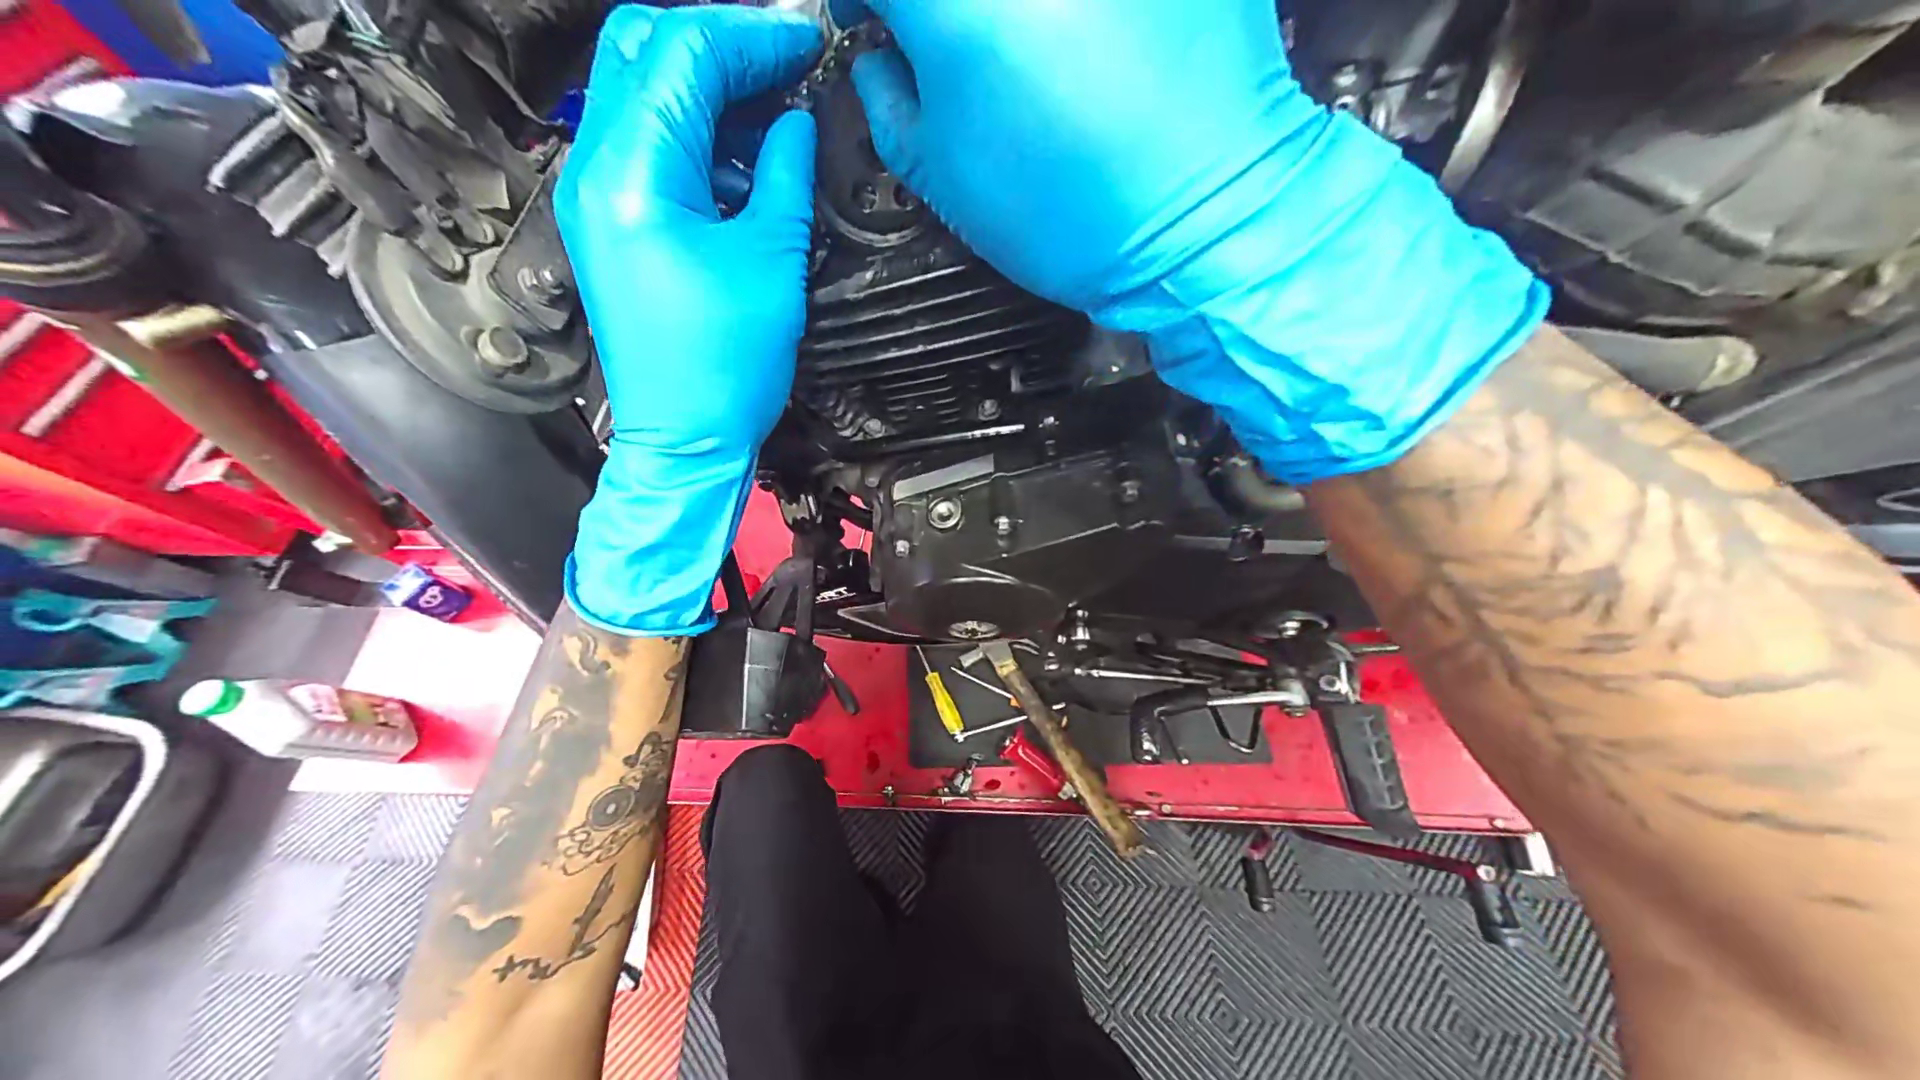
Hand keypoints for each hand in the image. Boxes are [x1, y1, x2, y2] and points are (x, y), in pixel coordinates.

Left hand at [556, 4, 820, 635]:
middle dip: (720, 46)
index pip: (684, 54)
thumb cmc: (726, 365)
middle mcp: (595, 170)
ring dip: (707, 89)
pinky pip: (645, 148)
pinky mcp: (612, 224)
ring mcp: (595, 196)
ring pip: (641, 95)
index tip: (809, 43)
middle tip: (785, 66)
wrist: (683, 437)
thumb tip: (794, 121)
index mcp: (632, 173)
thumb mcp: (772, 262)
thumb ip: (783, 175)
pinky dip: (693, 134)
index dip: (753, 37)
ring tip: (773, 111)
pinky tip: (741, 154)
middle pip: (643, 52)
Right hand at [849, 0, 1548, 483]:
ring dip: (1004, 13)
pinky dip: (1071, 12)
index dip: (864, 1)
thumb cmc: (1077, 217)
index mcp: (960, 3)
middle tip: (944, 45)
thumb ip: (890, 106)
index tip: (870, 21)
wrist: (1210, 224)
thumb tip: (879, 61)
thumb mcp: (948, 178)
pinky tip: (1077, 44)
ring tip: (1016, 55)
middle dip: (939, 10)